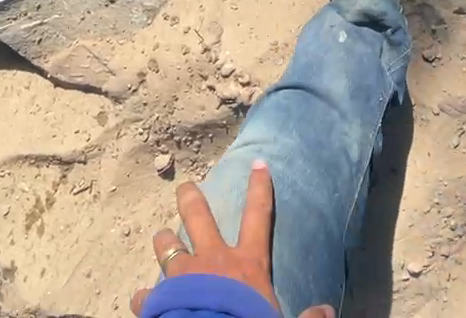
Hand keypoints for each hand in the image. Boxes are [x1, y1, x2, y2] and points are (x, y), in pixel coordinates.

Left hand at [132, 161, 334, 317]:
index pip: (259, 217)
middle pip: (199, 219)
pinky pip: (146, 297)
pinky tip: (139, 299)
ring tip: (160, 237)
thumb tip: (326, 311)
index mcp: (247, 263)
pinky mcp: (159, 301)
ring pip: (168, 248)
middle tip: (184, 186)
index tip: (258, 163)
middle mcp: (213, 260)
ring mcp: (183, 277)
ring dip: (164, 241)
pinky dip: (144, 298)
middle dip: (191, 198)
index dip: (260, 188)